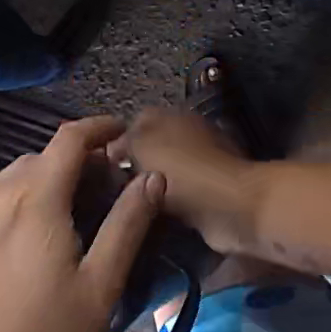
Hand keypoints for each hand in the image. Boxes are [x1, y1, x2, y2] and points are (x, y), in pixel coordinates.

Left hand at [0, 118, 162, 331]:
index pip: (70, 139)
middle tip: (96, 192)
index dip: (98, 127)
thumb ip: (128, 225)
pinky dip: (4, 201)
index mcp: (35, 197)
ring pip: (7, 178)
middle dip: (72, 163)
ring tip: (55, 215)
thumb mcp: (99, 288)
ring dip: (37, 181)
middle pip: (40, 158)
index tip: (119, 131)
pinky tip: (12, 237)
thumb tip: (153, 177)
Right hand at [115, 109, 259, 255]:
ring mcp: (199, 163)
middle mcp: (186, 133)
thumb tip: (112, 147)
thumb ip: (123, 141)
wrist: (231, 207)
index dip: (116, 140)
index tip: (100, 165)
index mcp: (172, 115)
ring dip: (147, 188)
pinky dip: (163, 205)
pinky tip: (146, 217)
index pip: (135, 120)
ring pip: (161, 173)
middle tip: (109, 189)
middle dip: (132, 166)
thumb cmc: (184, 171)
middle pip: (149, 147)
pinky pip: (174, 196)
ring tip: (124, 207)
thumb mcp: (143, 146)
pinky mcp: (207, 193)